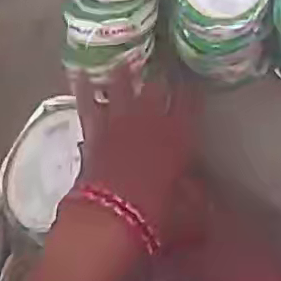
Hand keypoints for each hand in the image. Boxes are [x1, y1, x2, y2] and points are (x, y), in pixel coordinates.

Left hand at [71, 68, 200, 240]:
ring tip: (124, 59)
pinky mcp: (92, 133)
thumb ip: (195, 197)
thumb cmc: (154, 218)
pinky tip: (79, 72)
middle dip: (159, 77)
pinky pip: (88, 104)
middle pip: (155, 88)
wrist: (107, 222)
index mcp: (177, 135)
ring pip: (121, 88)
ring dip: (124, 73)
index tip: (193, 79)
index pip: (188, 104)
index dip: (191, 90)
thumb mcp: (187, 214)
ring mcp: (118, 123)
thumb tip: (201, 194)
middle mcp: (148, 122)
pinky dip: (83, 88)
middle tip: (162, 65)